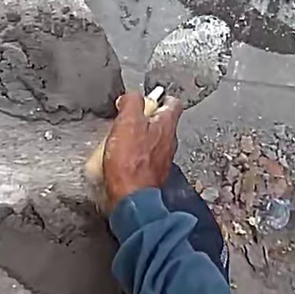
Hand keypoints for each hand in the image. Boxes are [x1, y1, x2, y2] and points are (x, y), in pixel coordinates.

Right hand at [102, 92, 181, 211]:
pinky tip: (122, 158)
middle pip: (161, 122)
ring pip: (153, 140)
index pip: (173, 102)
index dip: (159, 97)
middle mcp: (169, 141)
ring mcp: (162, 159)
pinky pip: (145, 157)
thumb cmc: (130, 163)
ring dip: (139, 137)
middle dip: (145, 118)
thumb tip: (130, 96)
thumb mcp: (127, 122)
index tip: (144, 99)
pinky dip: (135, 155)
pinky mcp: (153, 173)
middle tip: (127, 120)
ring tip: (121, 139)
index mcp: (166, 125)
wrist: (131, 197)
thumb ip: (132, 103)